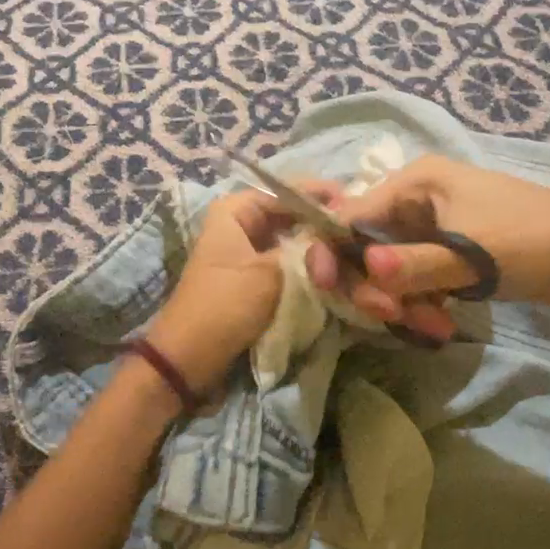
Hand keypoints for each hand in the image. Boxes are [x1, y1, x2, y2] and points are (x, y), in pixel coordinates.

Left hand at [147, 180, 341, 392]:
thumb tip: (339, 237)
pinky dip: (307, 266)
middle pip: (290, 214)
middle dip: (322, 224)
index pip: (285, 190)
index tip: (354, 205)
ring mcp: (247, 251)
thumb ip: (307, 250)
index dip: (319, 196)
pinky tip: (335, 272)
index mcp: (234, 210)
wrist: (190, 358)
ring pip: (291, 239)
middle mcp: (240, 223)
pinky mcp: (253, 278)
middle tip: (359, 233)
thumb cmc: (224, 306)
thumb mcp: (270, 274)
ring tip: (352, 252)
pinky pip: (287, 262)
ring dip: (317, 247)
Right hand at [304, 155, 549, 336]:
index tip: (334, 293)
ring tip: (430, 328)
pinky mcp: (451, 253)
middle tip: (392, 318)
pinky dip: (420, 303)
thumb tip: (365, 269)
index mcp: (415, 181)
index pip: (351, 216)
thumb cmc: (535, 242)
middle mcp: (417, 199)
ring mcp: (434, 227)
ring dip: (400, 301)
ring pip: (390, 268)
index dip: (335, 253)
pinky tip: (439, 326)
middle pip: (366, 244)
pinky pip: (415, 279)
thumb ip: (414, 266)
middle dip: (374, 285)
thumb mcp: (472, 255)